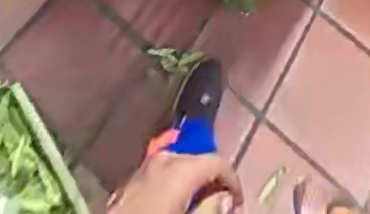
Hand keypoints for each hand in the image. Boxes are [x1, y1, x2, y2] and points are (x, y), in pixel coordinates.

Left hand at [107, 152, 241, 213]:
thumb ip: (211, 210)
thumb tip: (225, 196)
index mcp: (180, 168)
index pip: (217, 162)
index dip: (233, 180)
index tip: (238, 203)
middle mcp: (163, 160)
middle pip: (199, 161)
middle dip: (213, 182)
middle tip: (221, 206)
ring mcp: (144, 169)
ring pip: (180, 167)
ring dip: (194, 183)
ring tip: (199, 206)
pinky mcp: (131, 183)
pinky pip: (162, 176)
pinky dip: (175, 186)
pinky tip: (175, 205)